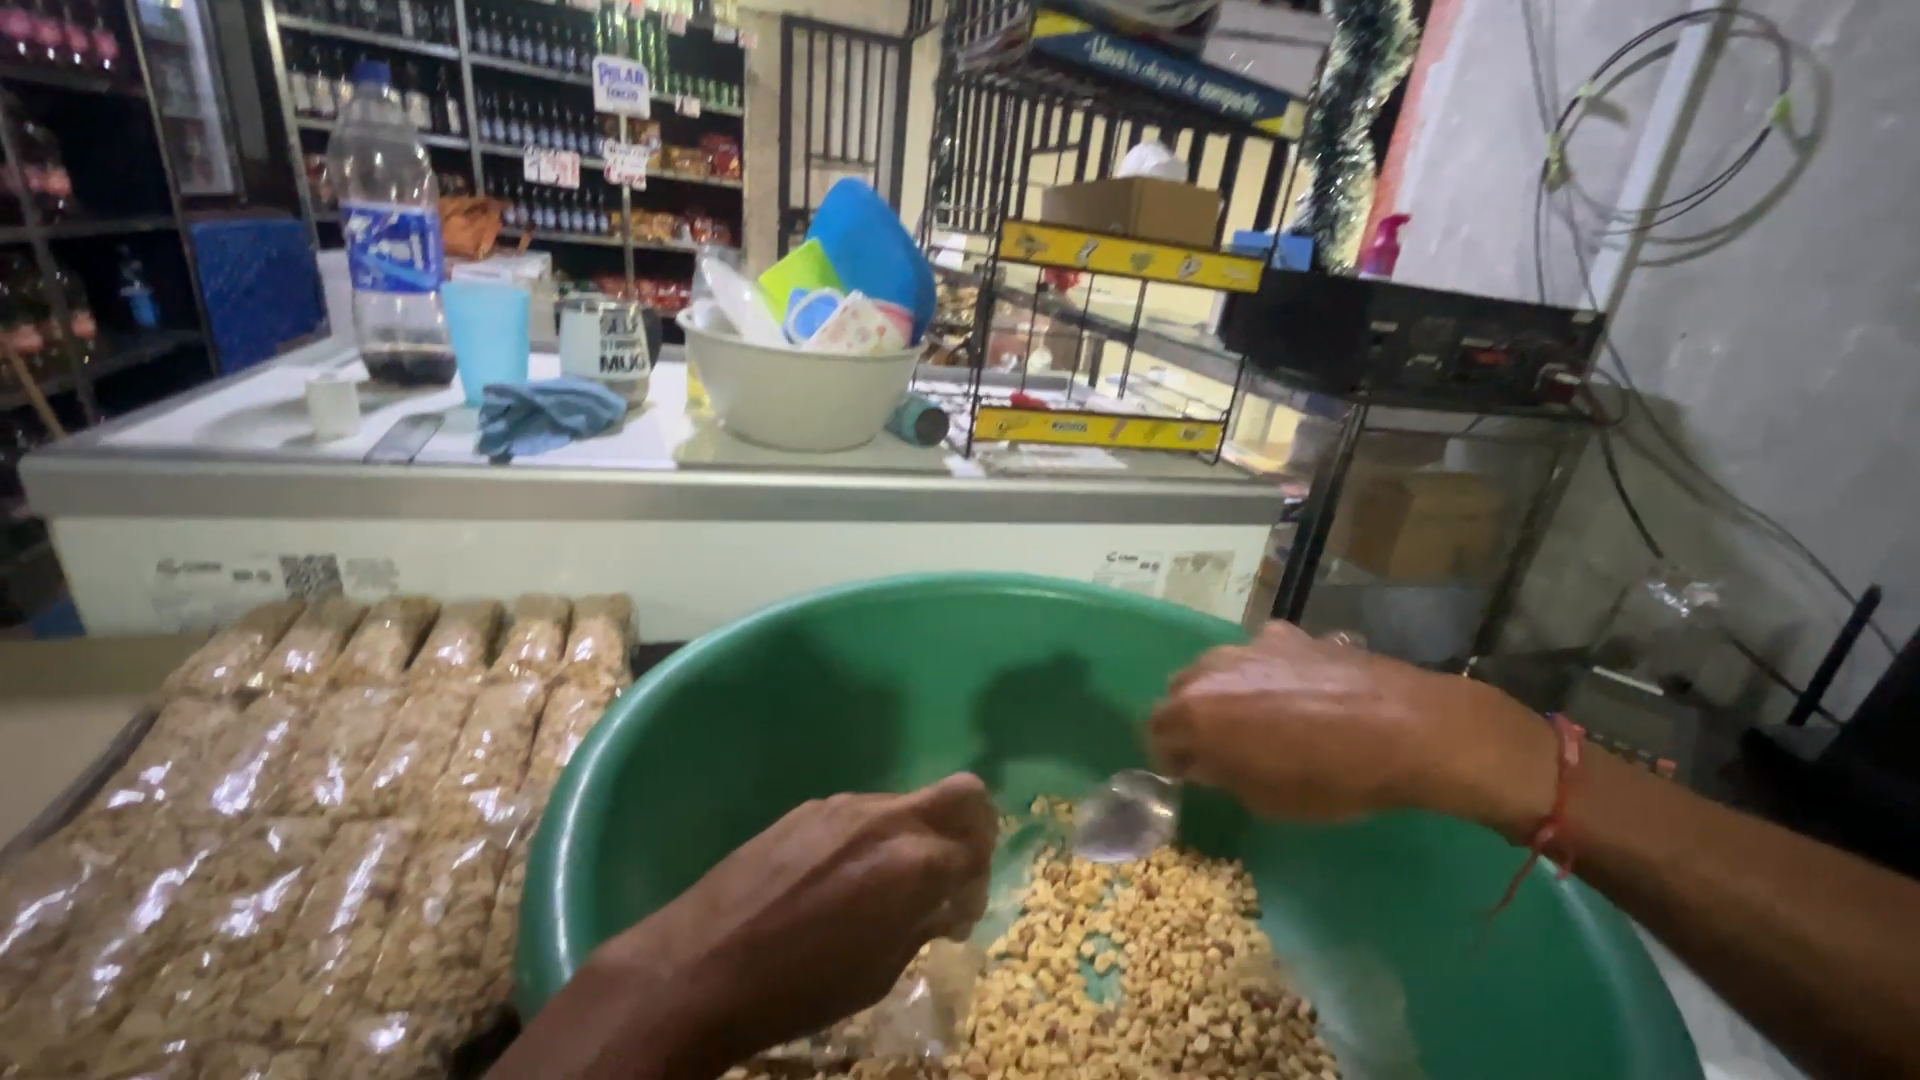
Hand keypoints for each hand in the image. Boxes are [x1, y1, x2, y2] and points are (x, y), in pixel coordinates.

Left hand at [492, 773, 995, 1079]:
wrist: (702, 965)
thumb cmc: (801, 987)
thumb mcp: (881, 972)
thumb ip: (925, 922)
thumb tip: (947, 901)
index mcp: (914, 864)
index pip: (977, 850)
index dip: (976, 885)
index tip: (956, 914)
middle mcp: (886, 819)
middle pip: (964, 793)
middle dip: (972, 830)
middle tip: (950, 875)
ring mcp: (845, 806)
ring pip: (908, 803)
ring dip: (916, 836)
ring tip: (885, 888)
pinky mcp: (809, 807)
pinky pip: (864, 812)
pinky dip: (875, 838)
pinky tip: (842, 880)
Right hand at [1149, 622, 1554, 828]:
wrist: (1407, 729)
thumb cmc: (1330, 779)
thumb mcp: (1265, 799)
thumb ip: (1220, 774)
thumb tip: (1203, 762)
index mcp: (1196, 711)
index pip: (1156, 731)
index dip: (1170, 757)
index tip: (1191, 774)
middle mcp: (1213, 668)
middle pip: (1181, 691)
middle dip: (1193, 718)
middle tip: (1222, 748)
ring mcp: (1252, 645)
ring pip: (1220, 668)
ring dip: (1227, 692)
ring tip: (1263, 718)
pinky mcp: (1291, 634)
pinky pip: (1263, 656)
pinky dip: (1268, 673)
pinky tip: (1302, 694)